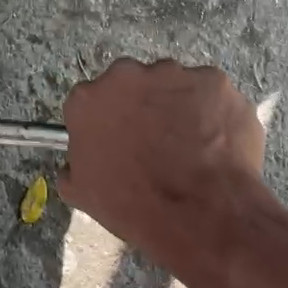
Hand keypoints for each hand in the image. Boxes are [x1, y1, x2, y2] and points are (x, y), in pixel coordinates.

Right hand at [57, 59, 264, 262]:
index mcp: (87, 101)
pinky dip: (210, 110)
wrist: (201, 212)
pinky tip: (214, 140)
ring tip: (189, 144)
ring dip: (175, 105)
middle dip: (139, 107)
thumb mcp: (82, 193)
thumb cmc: (134, 205)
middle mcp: (125, 76)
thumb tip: (73, 164)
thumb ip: (73, 165)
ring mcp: (172, 74)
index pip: (90, 103)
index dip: (106, 123)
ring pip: (170, 85)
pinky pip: (207, 92)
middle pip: (130, 84)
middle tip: (154, 142)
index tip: (117, 142)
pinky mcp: (213, 80)